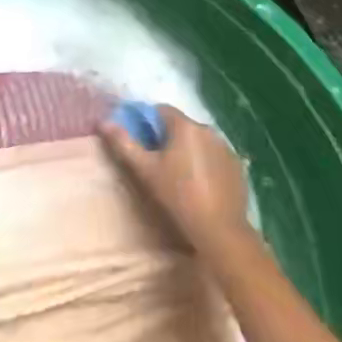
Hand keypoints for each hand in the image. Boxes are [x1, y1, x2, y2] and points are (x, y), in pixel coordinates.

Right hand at [99, 105, 253, 241]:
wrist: (220, 231)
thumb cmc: (178, 195)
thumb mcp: (145, 169)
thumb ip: (124, 142)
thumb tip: (104, 122)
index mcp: (185, 126)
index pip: (161, 110)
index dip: (148, 122)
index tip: (143, 142)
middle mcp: (208, 129)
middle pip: (180, 124)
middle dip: (167, 136)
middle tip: (157, 160)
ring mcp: (226, 148)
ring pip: (198, 139)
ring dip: (187, 148)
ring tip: (179, 173)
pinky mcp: (237, 166)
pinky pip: (214, 154)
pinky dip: (204, 160)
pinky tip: (200, 182)